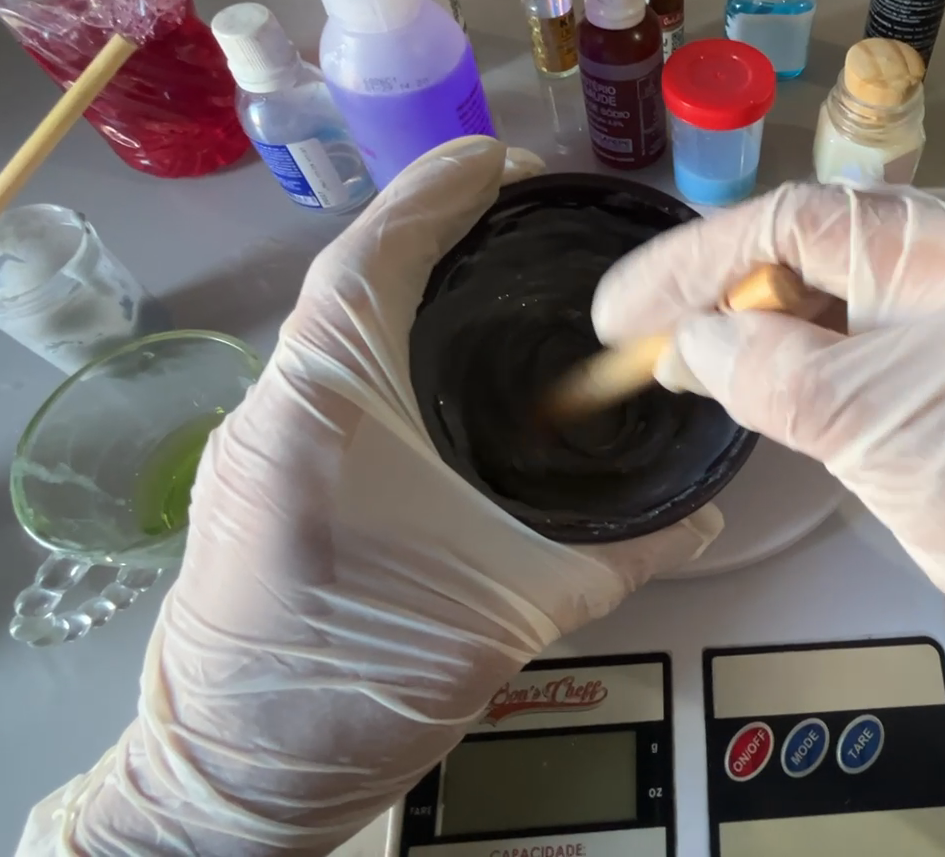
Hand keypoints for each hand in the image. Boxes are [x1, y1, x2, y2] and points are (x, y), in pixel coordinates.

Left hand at [20, 138, 721, 855]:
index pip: (370, 262)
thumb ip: (623, 555)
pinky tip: (460, 343)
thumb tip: (708, 517)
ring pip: (348, 320)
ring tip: (505, 254)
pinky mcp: (274, 464)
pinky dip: (400, 328)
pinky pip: (344, 366)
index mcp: (329, 411)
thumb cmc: (362, 686)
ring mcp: (270, 433)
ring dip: (419, 271)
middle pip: (360, 276)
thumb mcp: (515, 613)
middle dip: (439, 220)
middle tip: (530, 203)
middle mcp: (288, 403)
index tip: (504, 158)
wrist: (236, 785)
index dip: (434, 193)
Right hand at [593, 182, 944, 839]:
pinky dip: (827, 364)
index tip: (621, 310)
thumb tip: (690, 339)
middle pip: (829, 253)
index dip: (698, 261)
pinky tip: (785, 388)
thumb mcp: (889, 442)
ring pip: (856, 301)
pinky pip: (891, 343)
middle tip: (659, 345)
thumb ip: (776, 376)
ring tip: (707, 368)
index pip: (807, 223)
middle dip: (734, 297)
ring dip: (777, 334)